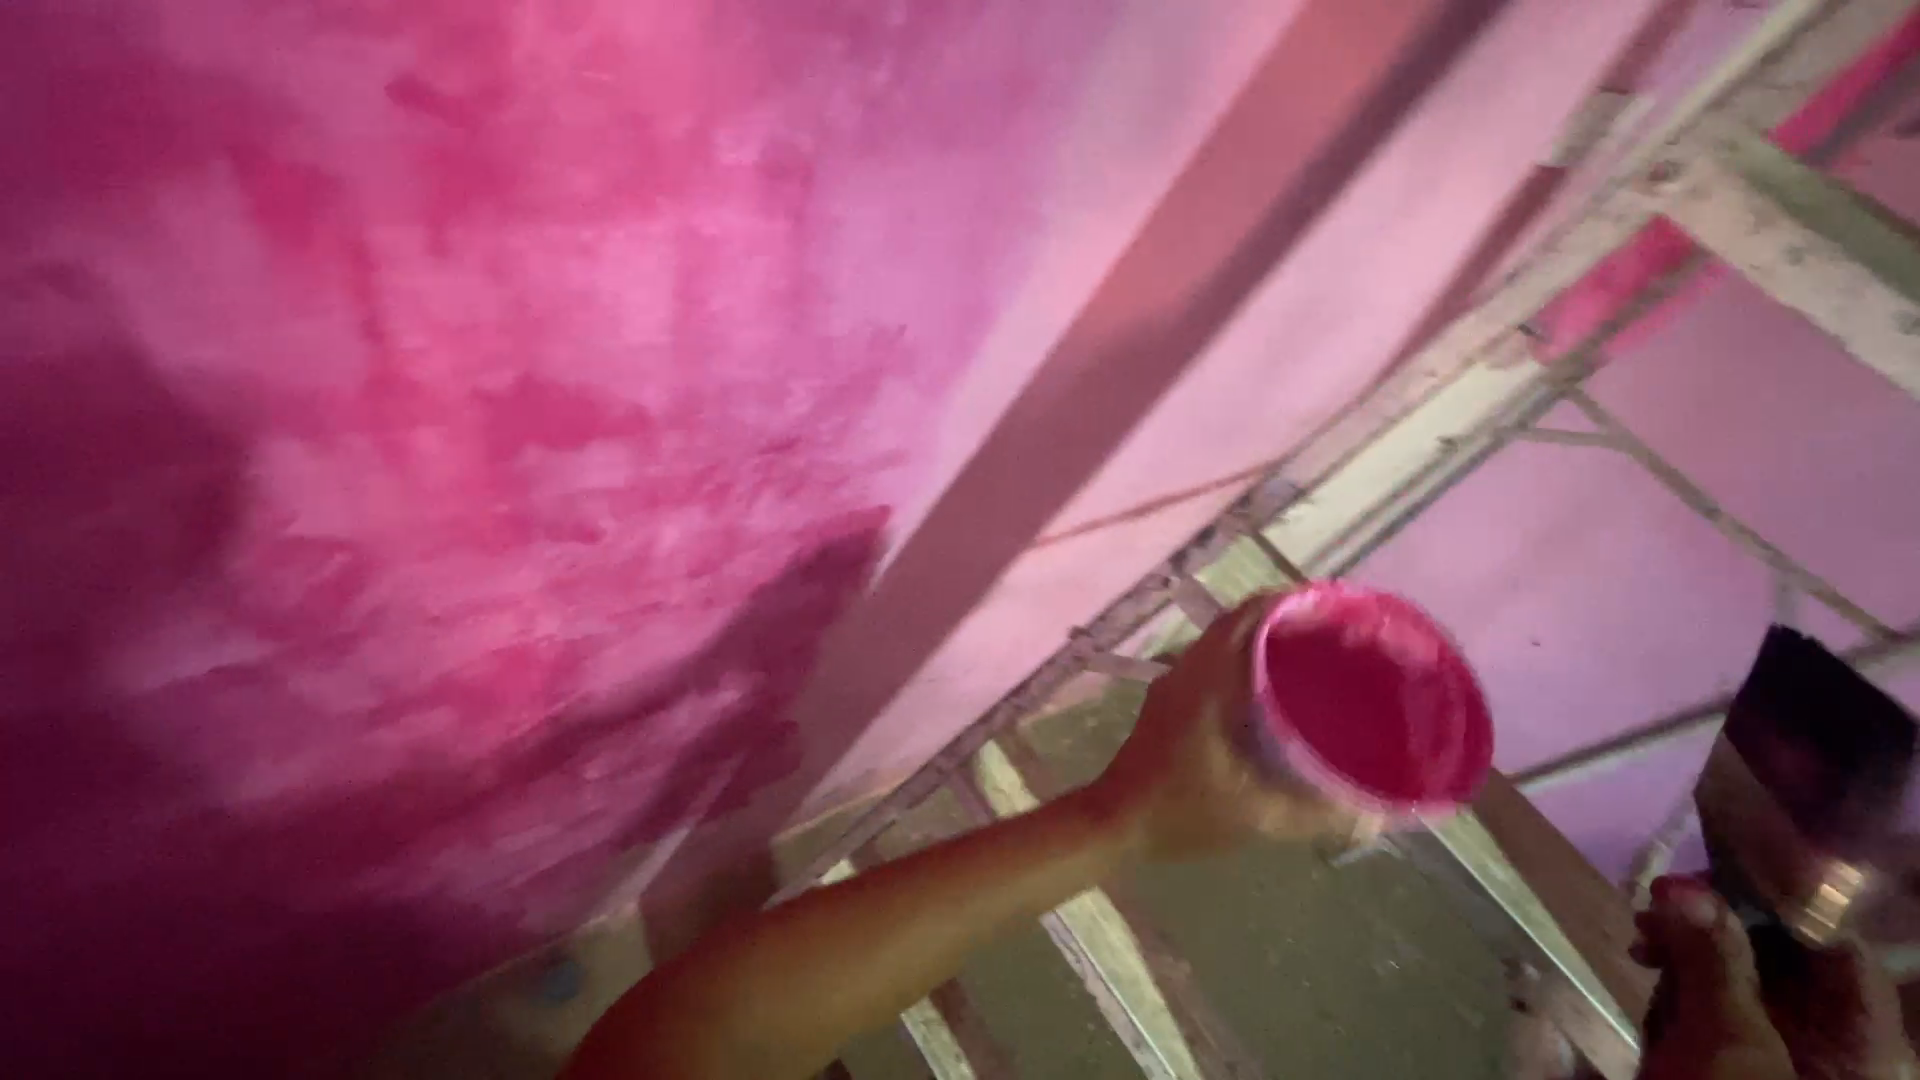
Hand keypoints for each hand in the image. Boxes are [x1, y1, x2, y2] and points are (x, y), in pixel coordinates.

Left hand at [1086, 594, 1370, 860]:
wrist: (1116, 822)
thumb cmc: (1184, 813)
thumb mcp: (1260, 817)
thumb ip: (1320, 814)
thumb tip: (1378, 815)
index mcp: (1208, 680)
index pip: (1248, 616)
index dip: (1290, 601)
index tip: (1335, 608)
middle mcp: (1188, 669)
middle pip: (1237, 620)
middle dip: (1285, 616)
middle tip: (1335, 630)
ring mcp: (1174, 681)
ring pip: (1222, 638)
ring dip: (1262, 634)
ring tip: (1312, 649)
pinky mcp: (1169, 698)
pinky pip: (1211, 658)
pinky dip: (1243, 655)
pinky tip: (1271, 682)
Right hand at [1634, 875, 1916, 1079]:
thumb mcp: (1728, 1044)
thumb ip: (1712, 961)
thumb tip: (1684, 885)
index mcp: (1861, 1047)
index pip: (1835, 949)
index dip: (1784, 902)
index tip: (1715, 864)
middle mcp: (1824, 1040)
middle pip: (1779, 953)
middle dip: (1717, 919)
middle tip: (1661, 902)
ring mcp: (1768, 1045)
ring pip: (1734, 966)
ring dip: (1686, 938)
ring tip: (1644, 934)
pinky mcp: (1720, 1048)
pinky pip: (1704, 989)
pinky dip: (1673, 965)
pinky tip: (1643, 955)